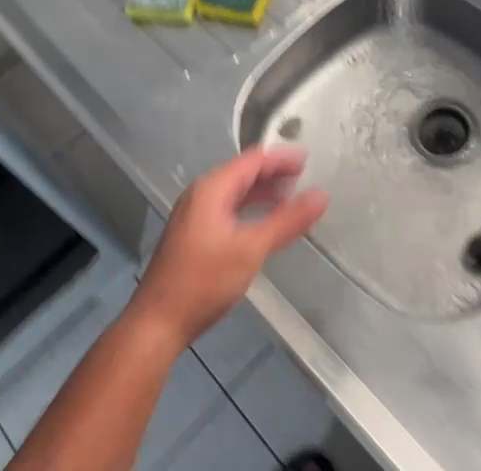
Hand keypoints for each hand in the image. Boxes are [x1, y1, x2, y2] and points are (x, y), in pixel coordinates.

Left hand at [128, 146, 328, 348]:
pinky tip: (263, 223)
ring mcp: (194, 215)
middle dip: (273, 173)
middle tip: (304, 178)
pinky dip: (249, 208)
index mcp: (212, 189)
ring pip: (234, 192)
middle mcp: (200, 194)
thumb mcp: (252, 249)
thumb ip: (287, 221)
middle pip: (242, 173)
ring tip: (290, 198)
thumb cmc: (204, 281)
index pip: (253, 160)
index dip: (281, 157)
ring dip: (262, 192)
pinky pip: (227, 208)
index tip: (309, 160)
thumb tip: (322, 195)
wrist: (158, 323)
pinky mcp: (192, 234)